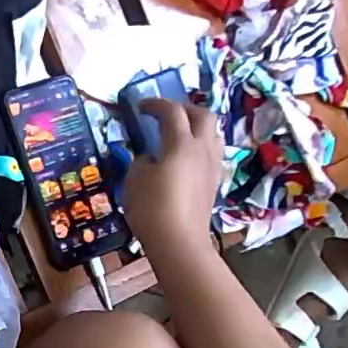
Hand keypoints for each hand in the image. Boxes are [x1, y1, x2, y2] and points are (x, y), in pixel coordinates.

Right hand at [123, 97, 223, 257]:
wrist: (178, 242)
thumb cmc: (152, 209)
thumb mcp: (134, 180)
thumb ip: (141, 162)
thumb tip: (150, 158)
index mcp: (181, 143)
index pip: (171, 112)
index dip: (155, 104)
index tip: (141, 107)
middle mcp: (202, 149)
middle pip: (202, 116)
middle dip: (184, 109)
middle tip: (166, 114)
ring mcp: (212, 167)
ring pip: (212, 134)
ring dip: (197, 127)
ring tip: (180, 134)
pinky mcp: (213, 184)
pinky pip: (211, 155)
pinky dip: (199, 148)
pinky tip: (185, 160)